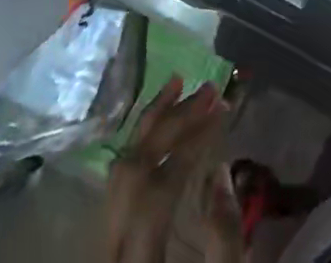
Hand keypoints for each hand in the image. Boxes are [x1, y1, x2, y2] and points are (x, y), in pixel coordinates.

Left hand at [107, 77, 242, 262]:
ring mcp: (105, 236)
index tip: (223, 109)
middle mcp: (113, 239)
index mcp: (140, 253)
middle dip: (173, 121)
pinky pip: (120, 178)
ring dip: (152, 122)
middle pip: (136, 165)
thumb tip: (220, 173)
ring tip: (178, 84)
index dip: (194, 141)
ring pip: (121, 167)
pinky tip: (160, 126)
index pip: (164, 182)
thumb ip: (225, 238)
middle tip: (209, 89)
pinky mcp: (108, 233)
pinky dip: (140, 144)